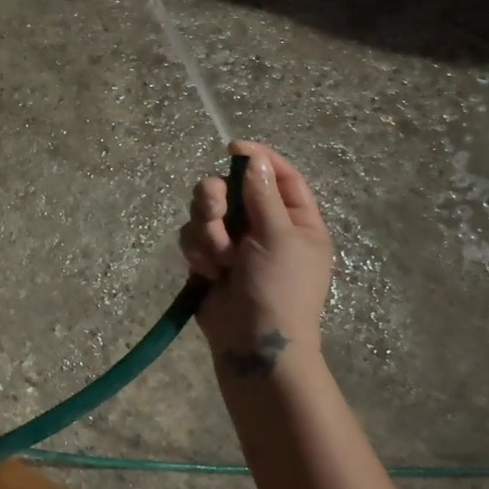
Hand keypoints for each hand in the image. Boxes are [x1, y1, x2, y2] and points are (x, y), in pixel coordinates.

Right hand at [180, 141, 331, 374]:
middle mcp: (264, 226)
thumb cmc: (280, 288)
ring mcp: (235, 242)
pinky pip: (192, 235)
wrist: (253, 340)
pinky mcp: (209, 257)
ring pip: (205, 210)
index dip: (257, 159)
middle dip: (216, 200)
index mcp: (296, 221)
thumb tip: (253, 157)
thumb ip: (262, 194)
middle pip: (231, 188)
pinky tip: (207, 271)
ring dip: (207, 231)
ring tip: (218, 258)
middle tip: (215, 214)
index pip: (279, 176)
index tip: (232, 148)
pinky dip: (197, 250)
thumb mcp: (279, 236)